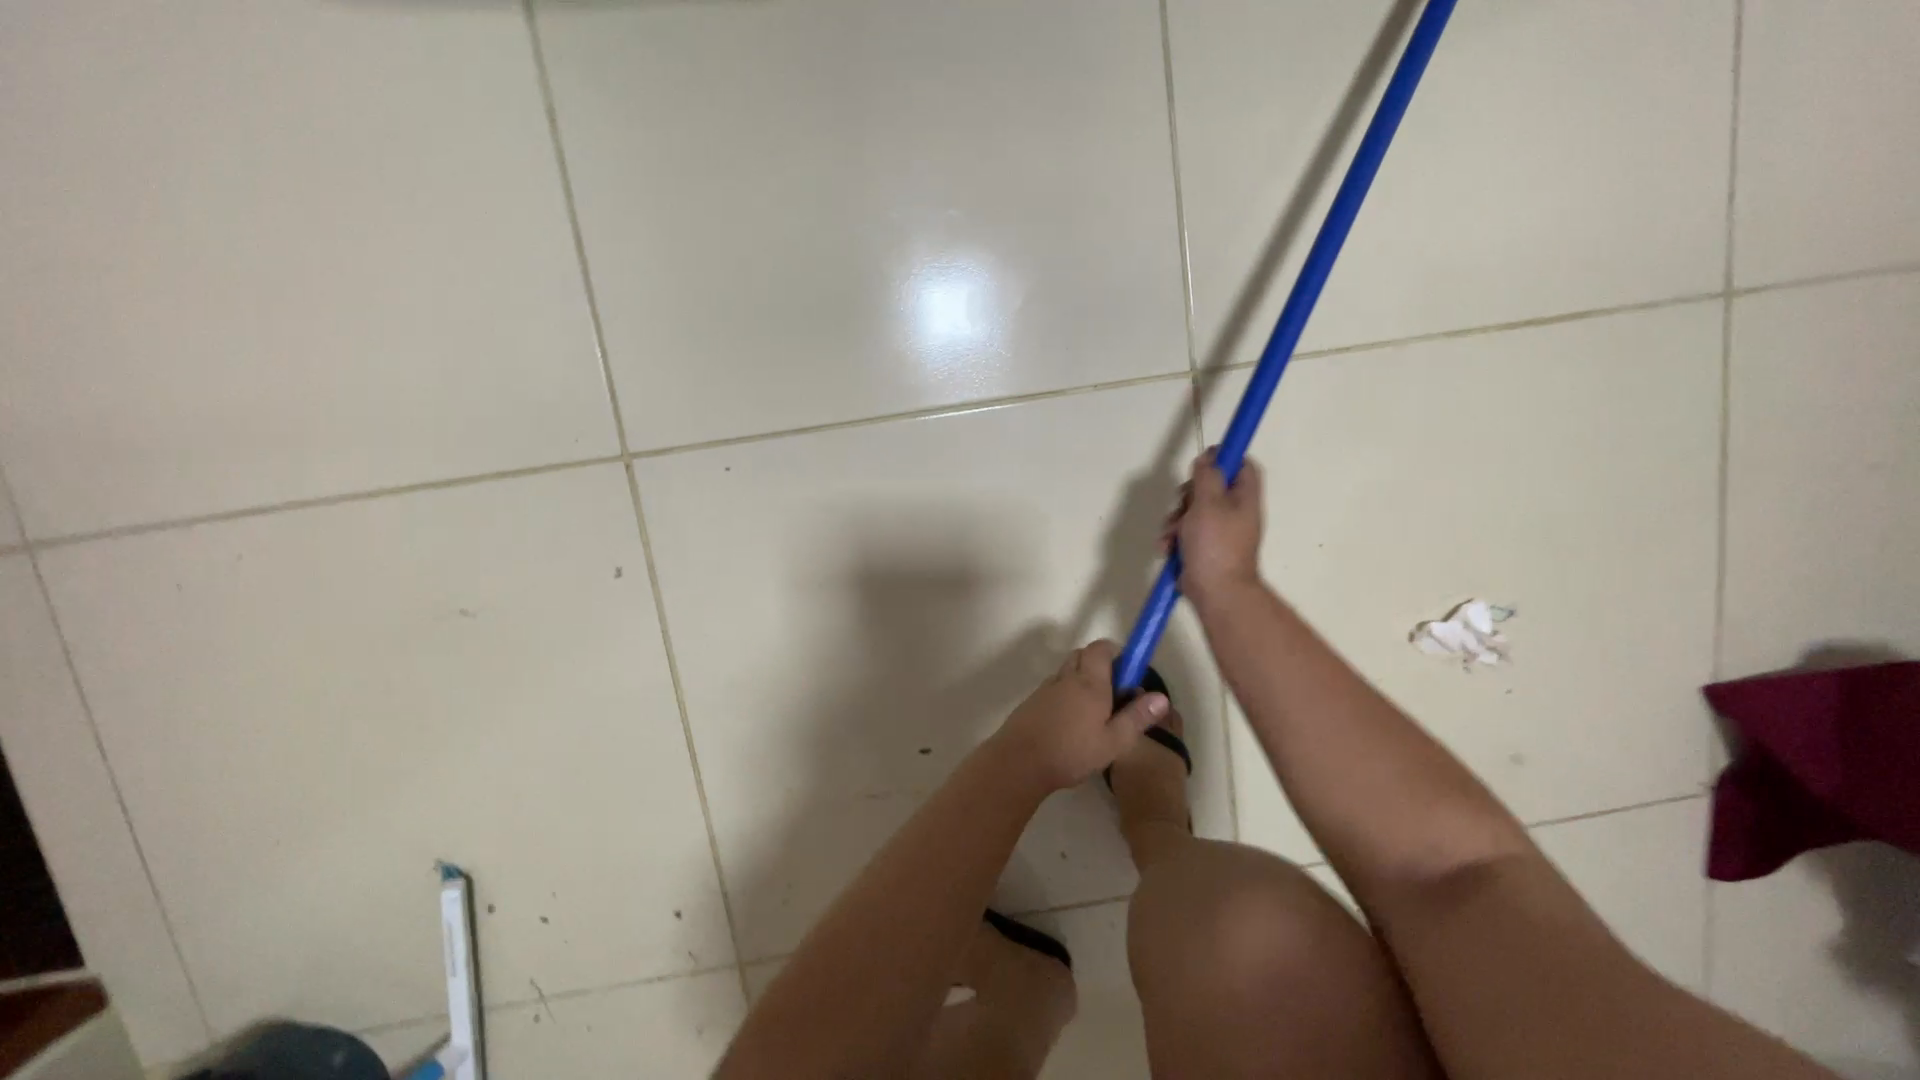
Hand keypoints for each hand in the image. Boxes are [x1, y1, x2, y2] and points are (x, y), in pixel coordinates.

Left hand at [991, 640, 1168, 791]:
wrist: (1018, 763)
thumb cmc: (1071, 753)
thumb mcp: (1113, 742)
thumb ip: (1137, 717)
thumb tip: (1162, 697)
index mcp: (1089, 682)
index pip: (1101, 648)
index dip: (1116, 653)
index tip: (1129, 671)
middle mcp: (1066, 678)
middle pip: (1082, 656)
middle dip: (1100, 665)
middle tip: (1114, 693)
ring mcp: (1045, 689)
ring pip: (1067, 673)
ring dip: (1081, 681)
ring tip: (1094, 713)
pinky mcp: (1031, 703)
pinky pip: (1054, 689)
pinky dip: (1066, 695)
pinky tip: (1070, 724)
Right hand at [1160, 448, 1263, 603]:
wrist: (1217, 592)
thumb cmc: (1215, 544)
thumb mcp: (1209, 503)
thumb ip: (1207, 476)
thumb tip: (1209, 457)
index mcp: (1244, 499)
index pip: (1243, 466)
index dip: (1224, 459)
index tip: (1202, 462)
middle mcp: (1234, 513)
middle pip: (1210, 488)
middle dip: (1188, 495)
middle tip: (1181, 502)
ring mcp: (1219, 532)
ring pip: (1192, 512)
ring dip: (1175, 520)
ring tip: (1170, 534)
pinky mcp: (1203, 549)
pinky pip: (1186, 534)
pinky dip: (1174, 539)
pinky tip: (1166, 549)